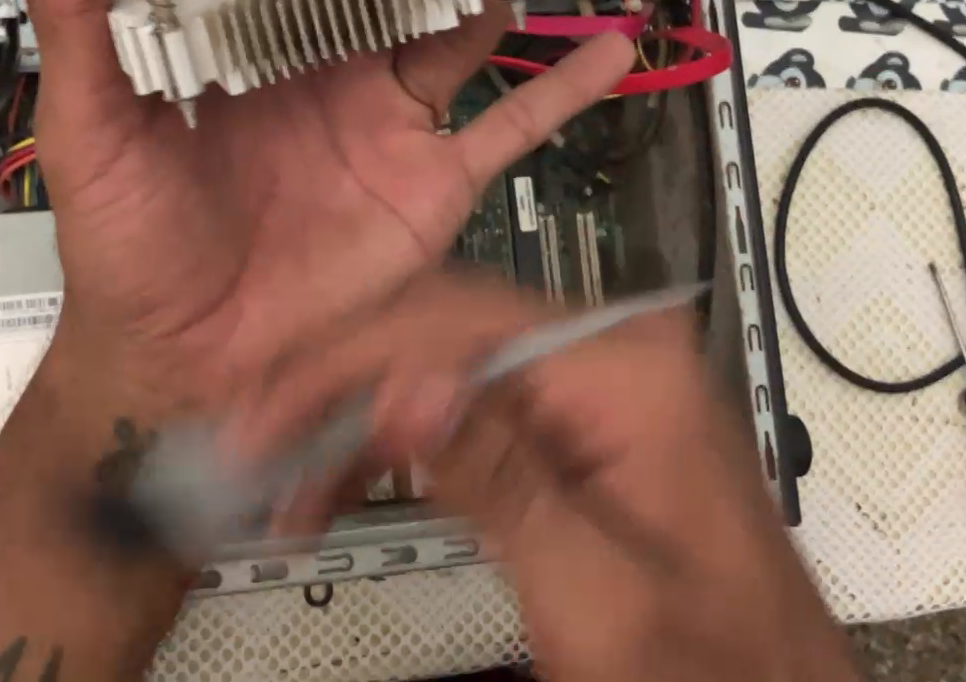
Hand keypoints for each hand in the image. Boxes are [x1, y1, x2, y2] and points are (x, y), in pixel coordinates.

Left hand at [0, 0, 635, 420]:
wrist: (182, 356)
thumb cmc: (130, 240)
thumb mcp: (95, 113)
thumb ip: (82, 4)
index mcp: (269, 41)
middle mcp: (340, 70)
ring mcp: (393, 128)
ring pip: (472, 25)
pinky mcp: (431, 191)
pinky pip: (508, 133)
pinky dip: (558, 93)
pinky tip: (608, 51)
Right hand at [229, 274, 855, 680]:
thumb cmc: (711, 664)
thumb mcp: (603, 595)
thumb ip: (504, 482)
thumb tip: (403, 387)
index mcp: (623, 363)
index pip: (452, 318)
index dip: (346, 360)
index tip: (265, 414)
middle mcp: (601, 347)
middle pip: (435, 330)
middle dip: (336, 387)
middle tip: (255, 447)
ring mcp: (579, 379)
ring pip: (432, 365)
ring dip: (352, 421)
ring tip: (285, 488)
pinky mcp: (560, 418)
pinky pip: (457, 406)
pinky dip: (391, 444)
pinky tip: (338, 484)